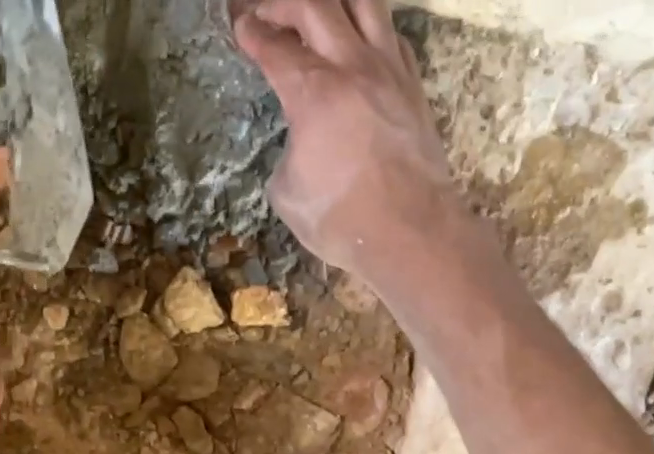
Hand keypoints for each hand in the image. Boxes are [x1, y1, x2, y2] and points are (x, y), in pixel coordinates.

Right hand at [234, 0, 456, 276]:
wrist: (410, 230)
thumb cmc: (340, 218)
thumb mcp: (287, 192)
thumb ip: (289, 150)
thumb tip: (300, 141)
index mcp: (313, 93)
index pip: (275, 47)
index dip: (252, 33)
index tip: (240, 26)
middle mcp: (353, 67)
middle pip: (316, 6)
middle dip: (283, 4)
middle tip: (265, 13)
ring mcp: (390, 70)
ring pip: (364, 3)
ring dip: (332, 1)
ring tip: (314, 13)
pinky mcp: (413, 85)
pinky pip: (390, 34)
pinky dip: (367, 27)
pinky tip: (357, 42)